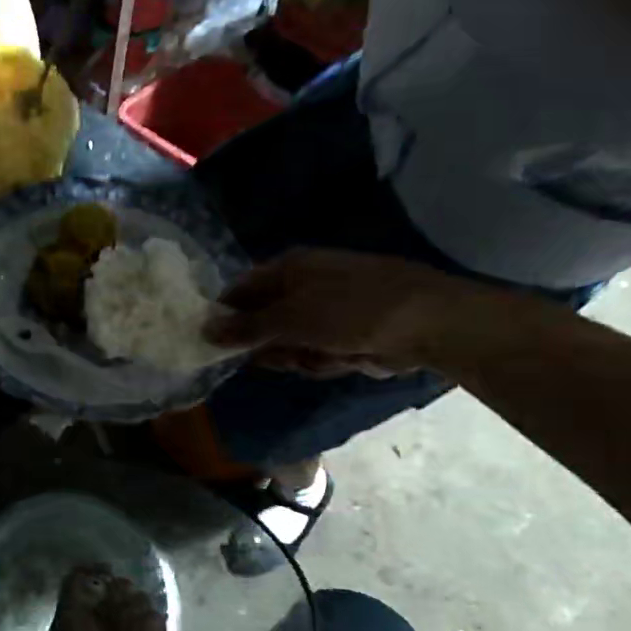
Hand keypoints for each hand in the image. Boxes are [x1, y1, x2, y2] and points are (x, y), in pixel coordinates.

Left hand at [47, 564, 169, 630]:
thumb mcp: (68, 620)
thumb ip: (75, 588)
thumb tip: (95, 565)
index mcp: (89, 615)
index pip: (104, 582)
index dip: (104, 576)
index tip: (106, 573)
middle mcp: (114, 621)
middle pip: (126, 587)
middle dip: (120, 594)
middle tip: (113, 611)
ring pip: (144, 601)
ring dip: (132, 613)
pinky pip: (158, 621)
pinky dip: (147, 628)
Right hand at [205, 248, 537, 379]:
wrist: (426, 323)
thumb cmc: (352, 310)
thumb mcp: (292, 317)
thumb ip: (247, 326)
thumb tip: (204, 329)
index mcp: (290, 268)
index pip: (241, 291)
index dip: (227, 317)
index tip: (214, 345)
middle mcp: (305, 287)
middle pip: (264, 325)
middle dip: (274, 346)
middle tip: (291, 353)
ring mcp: (327, 314)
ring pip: (290, 347)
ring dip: (304, 358)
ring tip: (329, 354)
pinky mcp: (345, 337)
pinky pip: (318, 357)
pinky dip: (329, 362)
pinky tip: (350, 357)